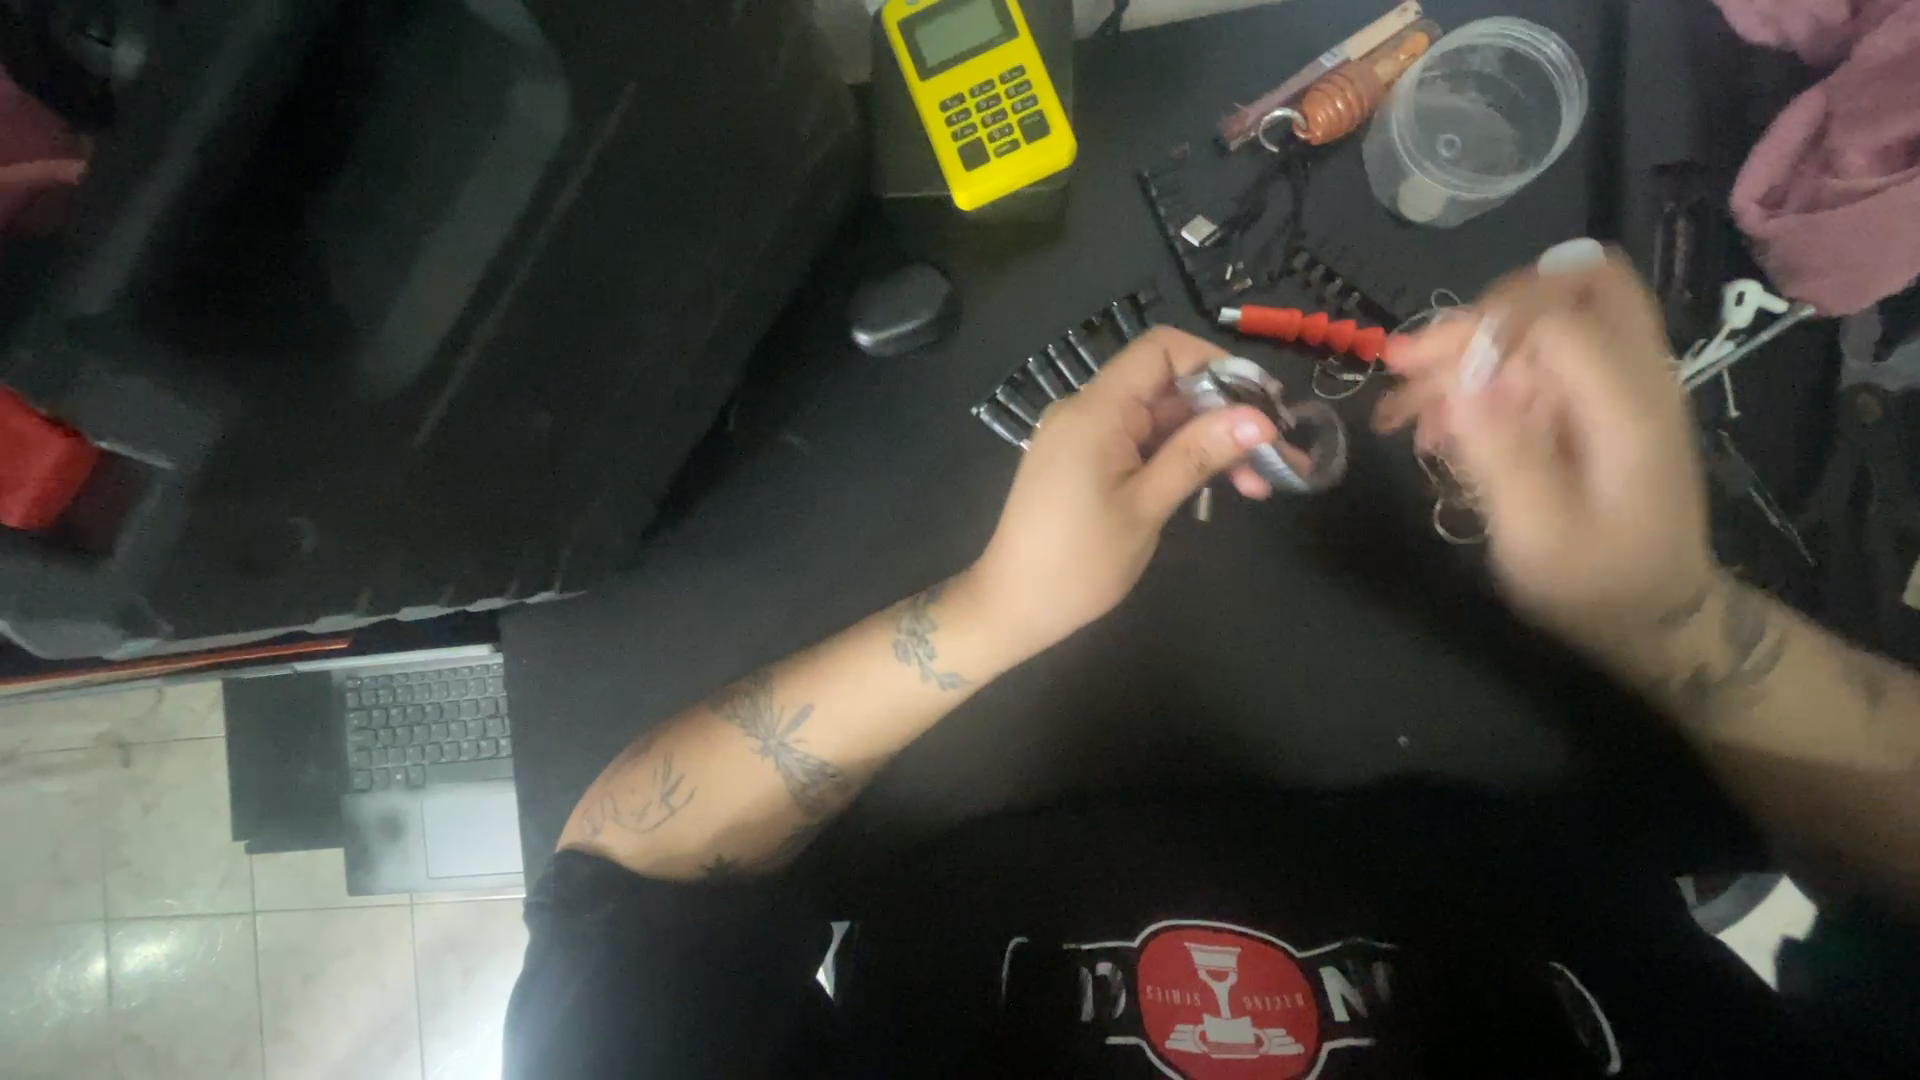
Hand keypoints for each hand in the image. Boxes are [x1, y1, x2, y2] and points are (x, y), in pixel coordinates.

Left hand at [963, 327, 1278, 651]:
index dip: (1215, 365)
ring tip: (1257, 485)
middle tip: (1276, 460)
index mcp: (1094, 410)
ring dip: (1206, 445)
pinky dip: (1175, 460)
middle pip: (1165, 389)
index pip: (1160, 350)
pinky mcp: (1082, 464)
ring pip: (1157, 421)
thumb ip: (1198, 454)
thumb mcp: (1146, 506)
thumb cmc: (1078, 562)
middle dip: (1223, 416)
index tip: (1259, 404)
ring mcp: (1081, 439)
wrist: (1013, 606)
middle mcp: (1084, 412)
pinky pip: (1137, 445)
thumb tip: (1258, 417)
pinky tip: (1214, 489)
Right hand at [1373, 251, 1714, 642]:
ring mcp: (1613, 388)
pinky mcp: (1590, 405)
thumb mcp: (1539, 534)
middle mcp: (1630, 377)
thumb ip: (1505, 456)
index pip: (1557, 314)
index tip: (1413, 370)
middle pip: (1571, 286)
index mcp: (1627, 404)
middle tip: (1415, 363)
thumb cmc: (1593, 582)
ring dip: (1464, 352)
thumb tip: (1461, 384)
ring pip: (1540, 322)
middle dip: (1482, 314)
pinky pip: (1531, 362)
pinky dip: (1476, 379)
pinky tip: (1434, 426)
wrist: (1651, 613)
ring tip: (1401, 409)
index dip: (1478, 327)